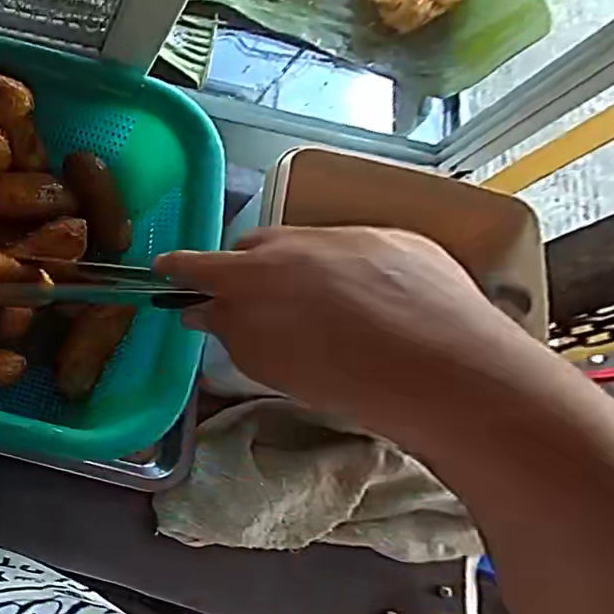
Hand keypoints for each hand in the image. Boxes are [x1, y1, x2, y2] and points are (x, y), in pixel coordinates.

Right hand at [157, 226, 541, 443]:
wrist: (449, 375)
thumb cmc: (340, 379)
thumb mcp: (265, 364)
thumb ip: (226, 329)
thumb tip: (206, 309)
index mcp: (256, 274)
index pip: (200, 264)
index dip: (178, 267)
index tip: (165, 270)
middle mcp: (300, 240)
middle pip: (256, 246)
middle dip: (247, 269)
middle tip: (255, 303)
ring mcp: (355, 234)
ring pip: (309, 245)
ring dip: (300, 269)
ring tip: (321, 309)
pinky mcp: (403, 238)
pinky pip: (357, 249)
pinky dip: (349, 270)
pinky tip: (372, 305)